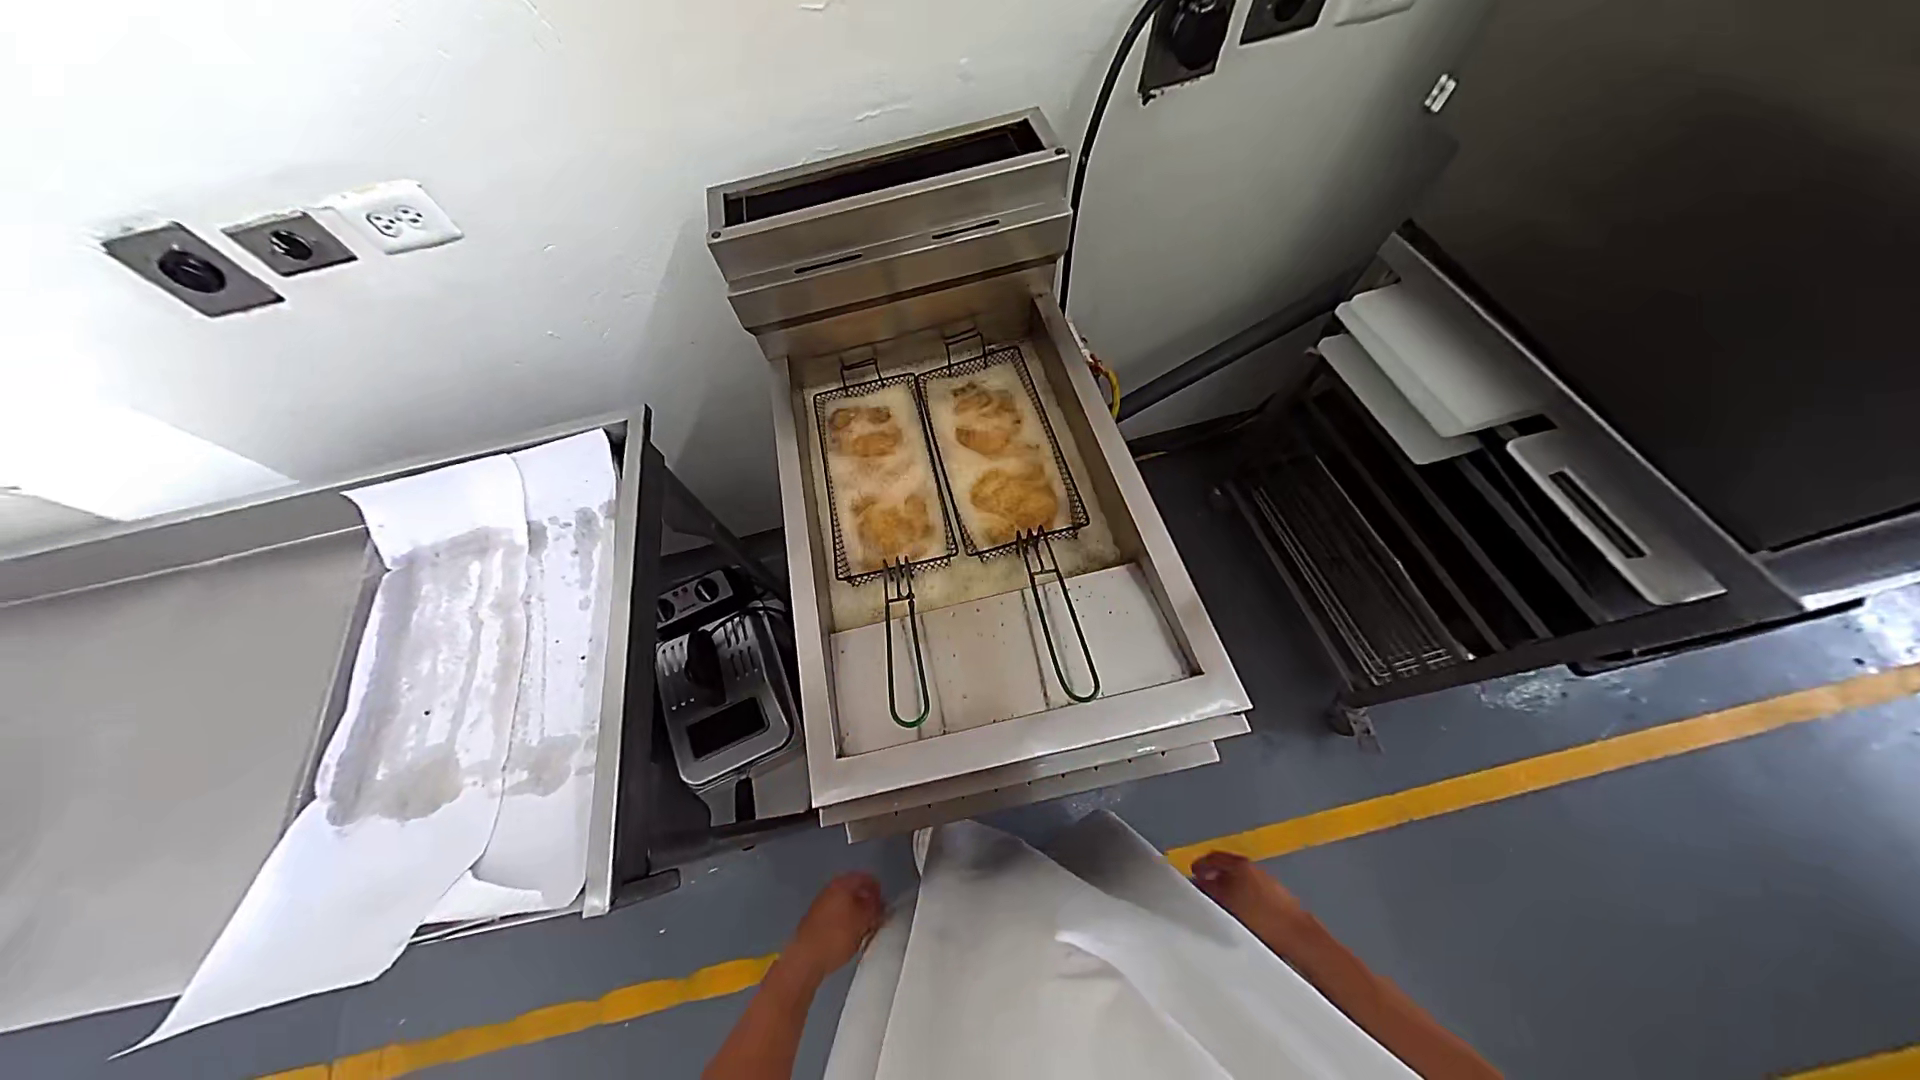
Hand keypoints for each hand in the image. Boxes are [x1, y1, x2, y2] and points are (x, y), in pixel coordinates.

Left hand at [782, 872, 884, 982]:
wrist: (805, 959)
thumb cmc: (837, 936)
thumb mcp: (863, 921)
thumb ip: (875, 910)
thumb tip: (880, 904)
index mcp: (843, 884)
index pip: (866, 878)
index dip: (878, 890)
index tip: (884, 904)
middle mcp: (830, 889)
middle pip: (854, 890)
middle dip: (867, 903)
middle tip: (876, 918)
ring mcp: (820, 905)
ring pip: (844, 904)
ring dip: (856, 914)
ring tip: (864, 931)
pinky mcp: (814, 921)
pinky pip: (835, 916)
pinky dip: (845, 923)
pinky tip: (849, 938)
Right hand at [1191, 852, 1316, 954]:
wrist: (1299, 938)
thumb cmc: (1258, 917)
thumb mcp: (1225, 902)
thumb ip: (1209, 889)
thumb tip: (1200, 882)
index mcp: (1240, 865)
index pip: (1213, 858)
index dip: (1201, 865)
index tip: (1193, 874)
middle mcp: (1254, 870)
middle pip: (1227, 868)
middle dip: (1214, 877)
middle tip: (1204, 890)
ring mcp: (1268, 884)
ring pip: (1241, 882)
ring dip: (1229, 890)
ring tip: (1221, 906)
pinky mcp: (1279, 900)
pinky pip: (1253, 894)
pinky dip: (1243, 899)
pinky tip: (1242, 915)